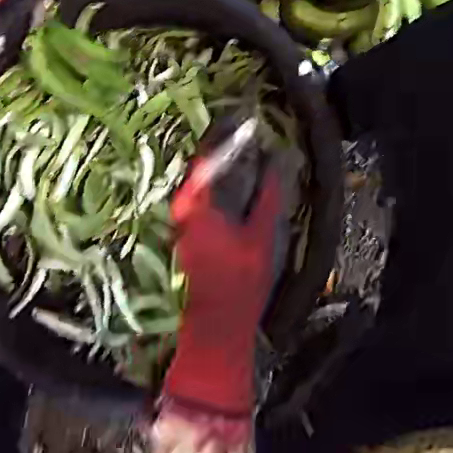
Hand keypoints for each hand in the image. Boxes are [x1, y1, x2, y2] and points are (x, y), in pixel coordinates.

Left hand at [163, 151, 286, 415]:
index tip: (247, 123)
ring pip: (197, 182)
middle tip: (246, 131)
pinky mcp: (183, 233)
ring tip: (243, 150)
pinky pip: (197, 197)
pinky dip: (214, 184)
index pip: (208, 159)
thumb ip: (268, 198)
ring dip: (217, 166)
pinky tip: (233, 181)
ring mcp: (178, 223)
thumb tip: (274, 166)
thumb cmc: (241, 284)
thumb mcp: (262, 238)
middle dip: (222, 148)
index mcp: (197, 208)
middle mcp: (181, 211)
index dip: (228, 138)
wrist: (216, 328)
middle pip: (200, 167)